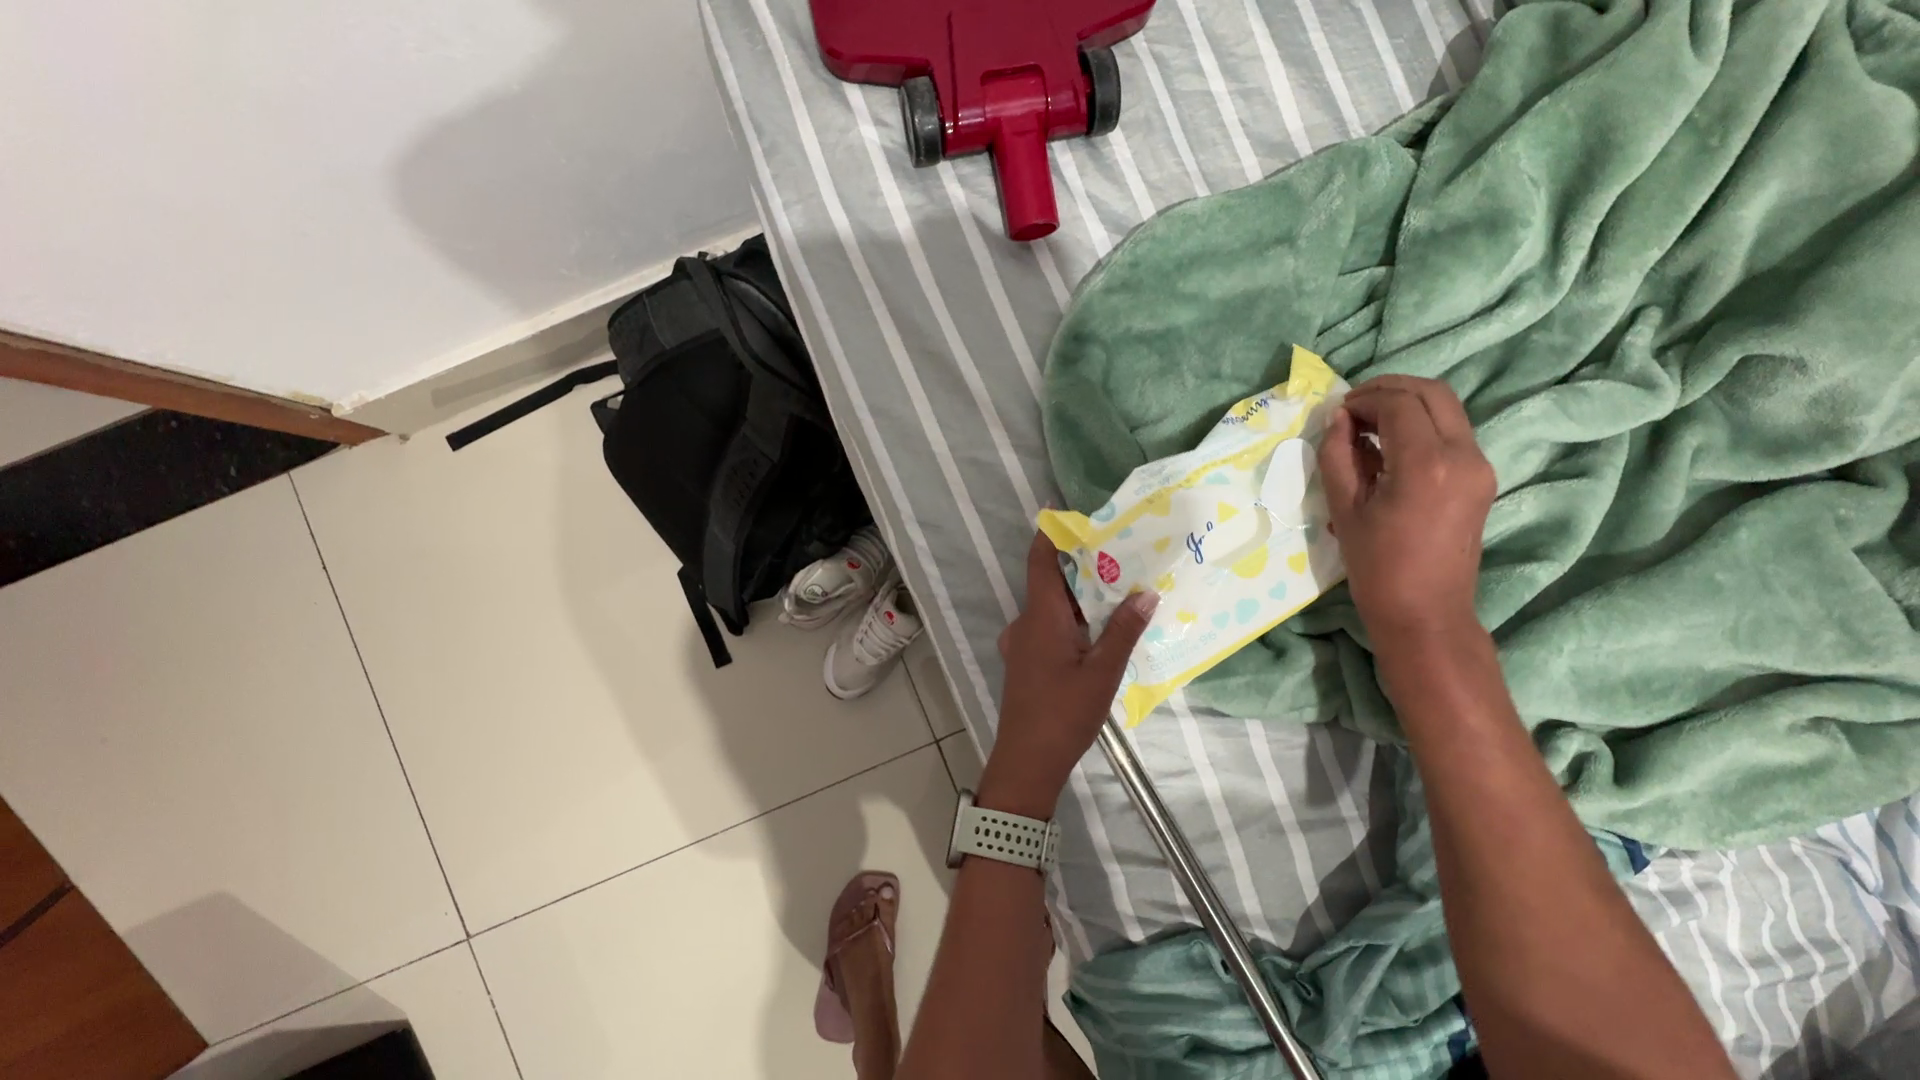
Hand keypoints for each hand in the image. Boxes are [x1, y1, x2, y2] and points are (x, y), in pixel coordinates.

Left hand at [978, 531, 1157, 819]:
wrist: (1027, 761)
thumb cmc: (1064, 713)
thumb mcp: (1103, 672)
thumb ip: (1123, 630)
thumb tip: (1145, 593)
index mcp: (1040, 617)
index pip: (1040, 560)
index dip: (1050, 533)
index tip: (1066, 512)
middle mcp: (1025, 624)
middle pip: (1050, 583)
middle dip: (1081, 567)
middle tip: (1120, 555)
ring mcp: (1021, 644)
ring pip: (1051, 609)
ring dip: (1080, 598)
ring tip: (1120, 589)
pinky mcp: (1025, 663)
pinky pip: (1048, 629)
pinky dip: (1072, 621)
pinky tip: (1101, 631)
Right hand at [1319, 376, 1494, 643]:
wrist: (1426, 613)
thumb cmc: (1377, 567)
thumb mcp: (1344, 509)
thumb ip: (1338, 455)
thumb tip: (1338, 418)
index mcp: (1426, 464)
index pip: (1399, 403)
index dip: (1364, 398)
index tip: (1337, 411)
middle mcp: (1463, 455)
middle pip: (1432, 393)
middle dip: (1390, 389)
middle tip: (1354, 406)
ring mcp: (1479, 466)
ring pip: (1446, 408)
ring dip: (1406, 404)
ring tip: (1367, 424)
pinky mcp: (1482, 478)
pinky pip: (1452, 432)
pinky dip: (1420, 424)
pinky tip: (1389, 445)